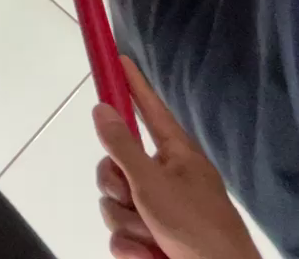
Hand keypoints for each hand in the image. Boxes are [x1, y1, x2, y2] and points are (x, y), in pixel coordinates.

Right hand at [94, 57, 260, 258]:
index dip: (133, 84)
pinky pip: (120, 230)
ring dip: (124, 220)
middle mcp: (167, 179)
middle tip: (131, 197)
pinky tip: (146, 256)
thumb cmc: (197, 230)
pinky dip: (129, 245)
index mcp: (177, 158)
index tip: (118, 58)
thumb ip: (121, 145)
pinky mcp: (154, 239)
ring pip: (114, 198)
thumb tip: (102, 106)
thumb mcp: (152, 184)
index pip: (149, 110)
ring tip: (150, 237)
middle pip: (116, 161)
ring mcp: (160, 210)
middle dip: (115, 183)